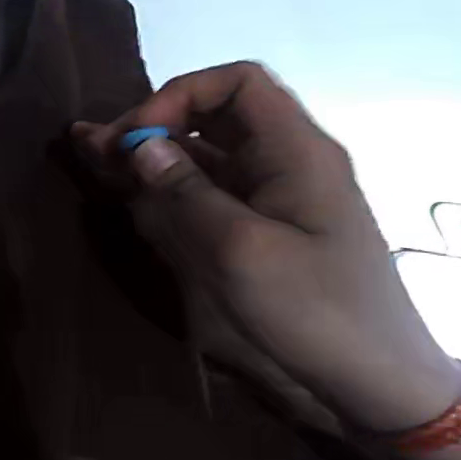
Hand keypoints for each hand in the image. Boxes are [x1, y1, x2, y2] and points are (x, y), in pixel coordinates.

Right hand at [72, 62, 460, 431]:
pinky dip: (159, 181)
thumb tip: (137, 143)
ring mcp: (267, 191)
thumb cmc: (314, 310)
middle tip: (95, 150)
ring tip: (89, 157)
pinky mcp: (254, 220)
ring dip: (145, 151)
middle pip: (210, 112)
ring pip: (199, 149)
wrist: (371, 376)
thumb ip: (184, 191)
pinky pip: (201, 185)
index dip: (179, 96)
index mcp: (295, 152)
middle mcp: (281, 160)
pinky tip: (122, 185)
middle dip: (149, 123)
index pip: (236, 83)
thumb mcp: (239, 249)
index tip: (137, 138)